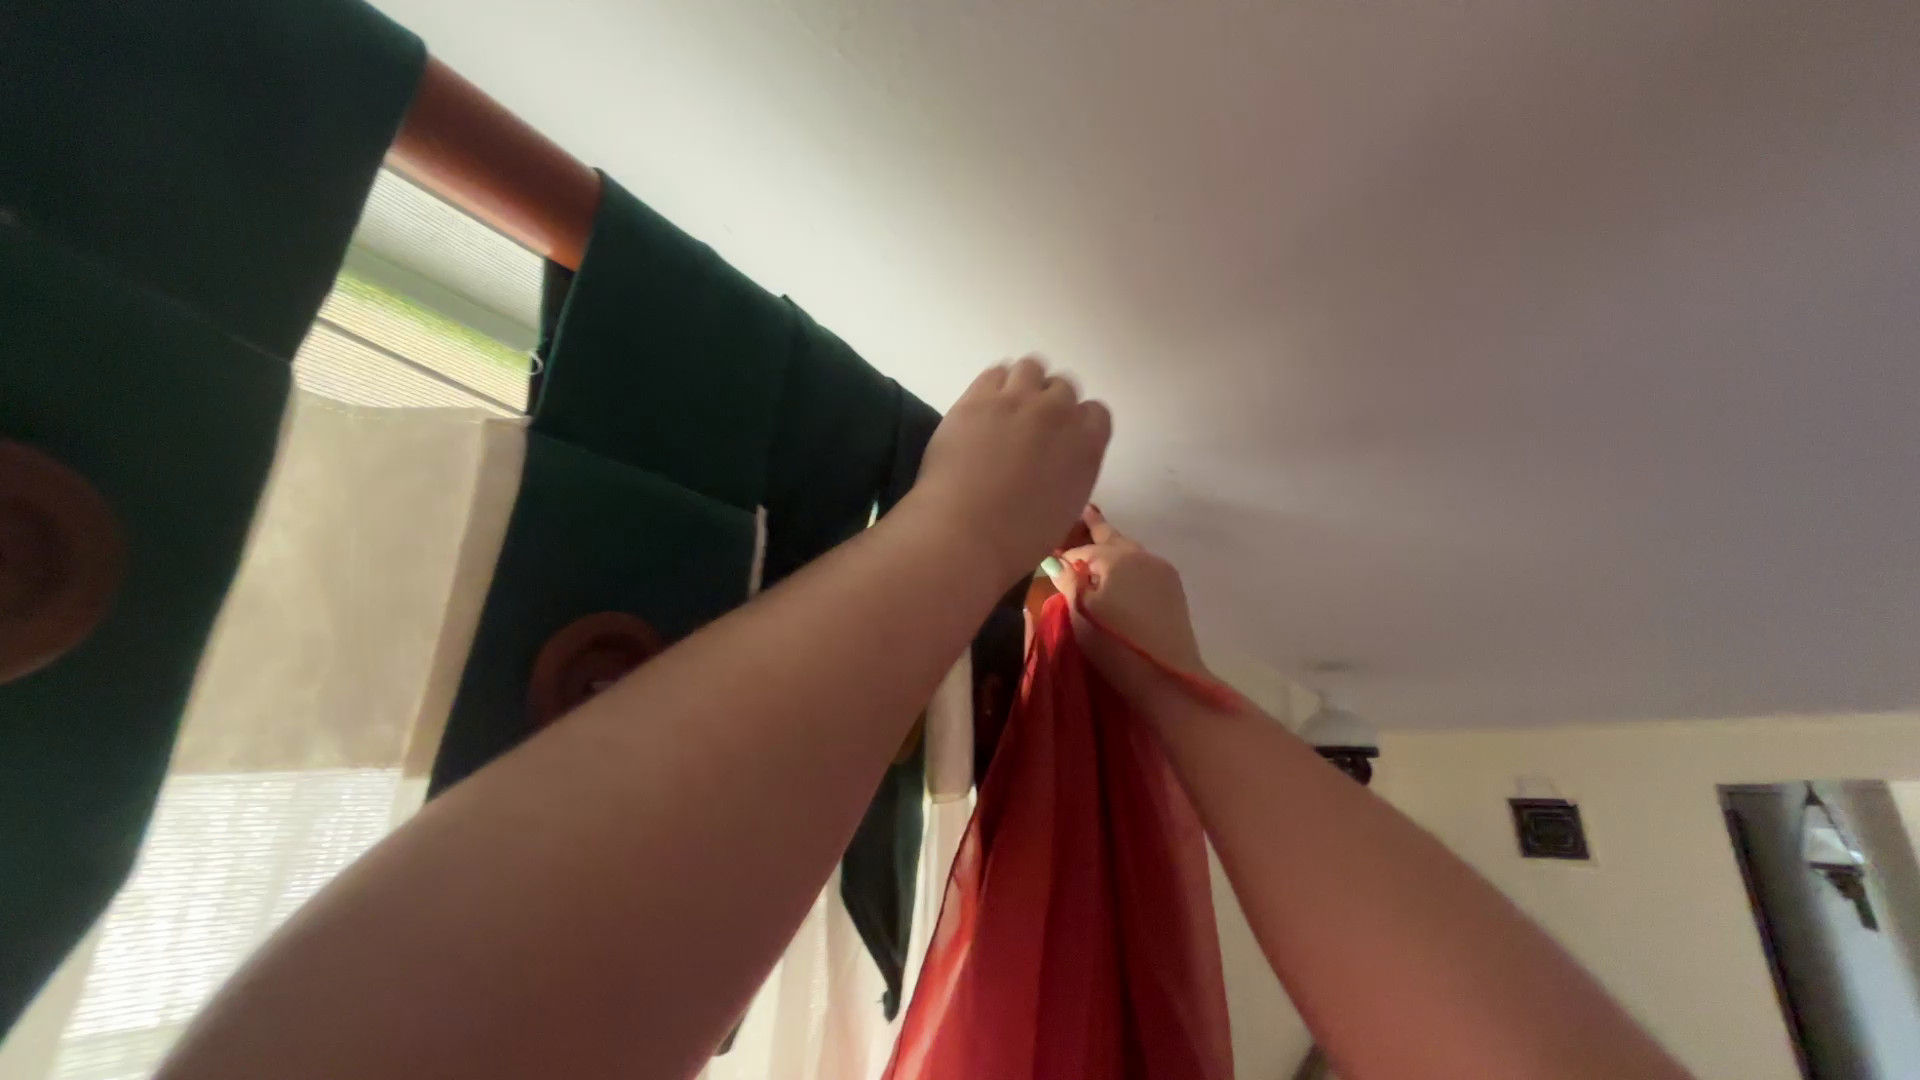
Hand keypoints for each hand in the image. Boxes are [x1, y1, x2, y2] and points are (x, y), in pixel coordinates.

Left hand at [911, 357, 1111, 583]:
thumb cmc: (1019, 539)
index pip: (1096, 412)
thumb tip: (1058, 461)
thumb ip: (1071, 471)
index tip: (1060, 438)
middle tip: (1028, 428)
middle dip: (1049, 403)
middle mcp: (1058, 413)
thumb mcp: (1065, 508)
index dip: (1077, 423)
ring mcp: (1017, 400)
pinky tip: (984, 407)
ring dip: (1023, 385)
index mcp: (1087, 445)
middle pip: (1062, 387)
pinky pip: (994, 373)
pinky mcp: (978, 397)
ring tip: (1006, 409)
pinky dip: (993, 386)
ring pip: (1030, 368)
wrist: (966, 534)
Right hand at [1049, 507, 1207, 705]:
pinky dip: (1129, 564)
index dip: (1066, 557)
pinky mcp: (1174, 590)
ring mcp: (1162, 572)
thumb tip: (1056, 563)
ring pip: (1132, 552)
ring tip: (1101, 541)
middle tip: (1085, 511)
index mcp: (1117, 558)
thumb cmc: (1114, 644)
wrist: (1166, 676)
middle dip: (1097, 528)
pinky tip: (1121, 573)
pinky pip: (1145, 567)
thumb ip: (1068, 583)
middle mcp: (1142, 556)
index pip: (1083, 550)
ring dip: (1115, 547)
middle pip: (1114, 538)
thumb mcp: (1081, 613)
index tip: (1052, 561)